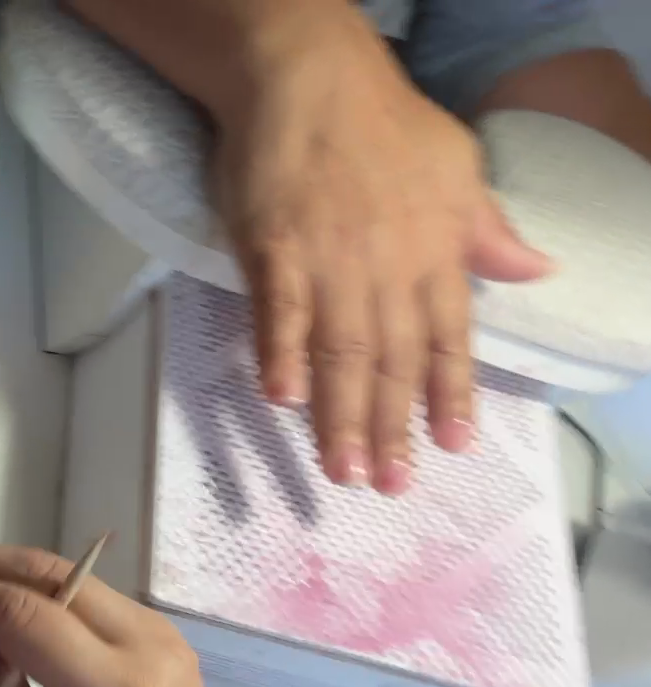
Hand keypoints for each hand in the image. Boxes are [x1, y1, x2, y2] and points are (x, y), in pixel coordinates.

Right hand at [216, 9, 551, 492]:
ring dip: (341, 414)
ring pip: (340, 350)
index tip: (450, 448)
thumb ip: (480, 230)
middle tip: (386, 485)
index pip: (448, 336)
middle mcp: (390, 264)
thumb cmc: (374, 129)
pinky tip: (280, 398)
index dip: (449, 394)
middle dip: (390, 426)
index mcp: (434, 249)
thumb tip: (527, 274)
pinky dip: (280, 354)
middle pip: (391, 359)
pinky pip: (280, 311)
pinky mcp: (275, 251)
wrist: (309, 86)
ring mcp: (330, 260)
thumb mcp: (451, 172)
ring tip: (340, 469)